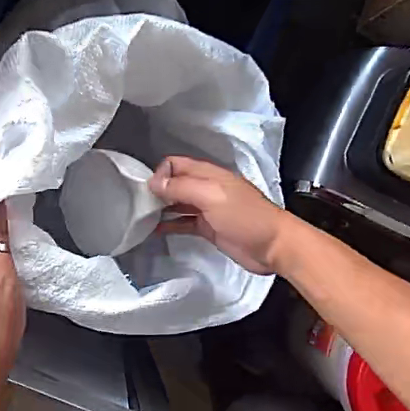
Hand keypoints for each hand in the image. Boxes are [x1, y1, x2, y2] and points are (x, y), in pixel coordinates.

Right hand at [149, 156, 297, 275]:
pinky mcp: (209, 228)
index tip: (145, 190)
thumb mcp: (211, 196)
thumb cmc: (245, 217)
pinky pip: (184, 222)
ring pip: (178, 203)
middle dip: (156, 190)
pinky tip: (154, 230)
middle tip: (136, 204)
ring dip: (161, 208)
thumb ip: (182, 186)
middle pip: (175, 182)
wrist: (273, 246)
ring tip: (139, 217)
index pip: (176, 164)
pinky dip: (170, 224)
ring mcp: (208, 209)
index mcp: (209, 174)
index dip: (159, 173)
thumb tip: (154, 182)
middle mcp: (206, 188)